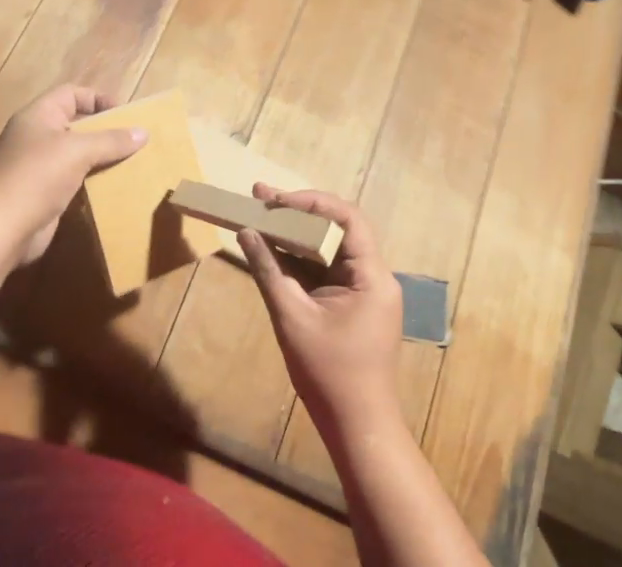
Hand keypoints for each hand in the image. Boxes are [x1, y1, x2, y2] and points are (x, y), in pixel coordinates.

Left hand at [0, 85, 147, 263]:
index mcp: (38, 116)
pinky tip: (113, 187)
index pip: (71, 94)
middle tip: (134, 140)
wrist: (1, 228)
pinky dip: (92, 181)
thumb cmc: (36, 177)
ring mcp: (38, 166)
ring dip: (101, 158)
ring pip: (76, 154)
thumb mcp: (77, 151)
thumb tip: (143, 132)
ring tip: (131, 163)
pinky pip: (73, 179)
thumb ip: (111, 140)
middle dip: (104, 130)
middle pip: (75, 123)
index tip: (126, 115)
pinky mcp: (43, 193)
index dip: (98, 99)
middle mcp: (36, 136)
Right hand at [238, 187, 403, 434]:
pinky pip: (327, 272)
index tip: (275, 198)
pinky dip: (301, 261)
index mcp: (372, 276)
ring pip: (331, 250)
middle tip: (259, 196)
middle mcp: (375, 277)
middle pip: (339, 230)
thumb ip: (269, 271)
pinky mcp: (353, 307)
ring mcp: (365, 293)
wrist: (357, 425)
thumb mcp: (292, 318)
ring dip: (297, 236)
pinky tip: (273, 251)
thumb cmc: (328, 373)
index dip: (311, 202)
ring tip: (260, 217)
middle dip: (298, 213)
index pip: (347, 219)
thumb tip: (246, 232)